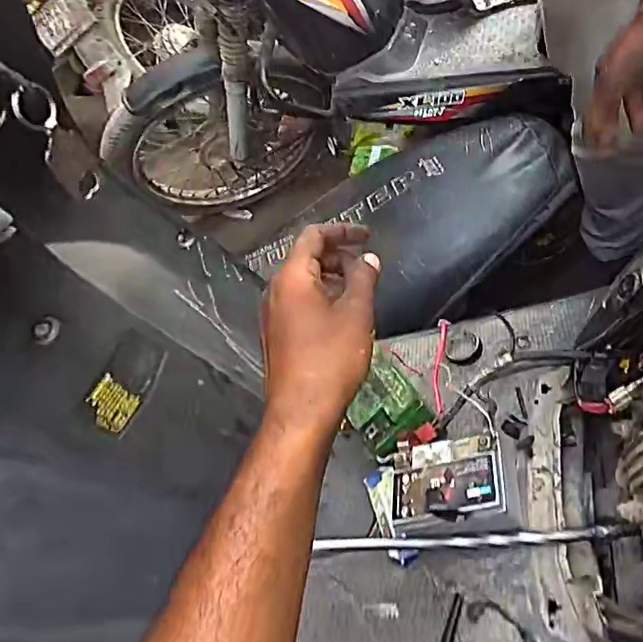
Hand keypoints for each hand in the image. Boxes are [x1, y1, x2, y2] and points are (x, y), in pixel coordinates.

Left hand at [258, 223, 380, 435]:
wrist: (301, 411)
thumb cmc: (330, 359)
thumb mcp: (356, 312)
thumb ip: (364, 277)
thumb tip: (369, 259)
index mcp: (292, 277)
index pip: (313, 236)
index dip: (342, 230)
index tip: (366, 236)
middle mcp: (276, 291)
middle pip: (308, 257)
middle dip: (340, 256)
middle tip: (368, 268)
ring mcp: (273, 313)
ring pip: (305, 281)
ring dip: (333, 278)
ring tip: (361, 292)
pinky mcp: (277, 334)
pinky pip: (300, 302)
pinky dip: (323, 297)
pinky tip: (344, 315)